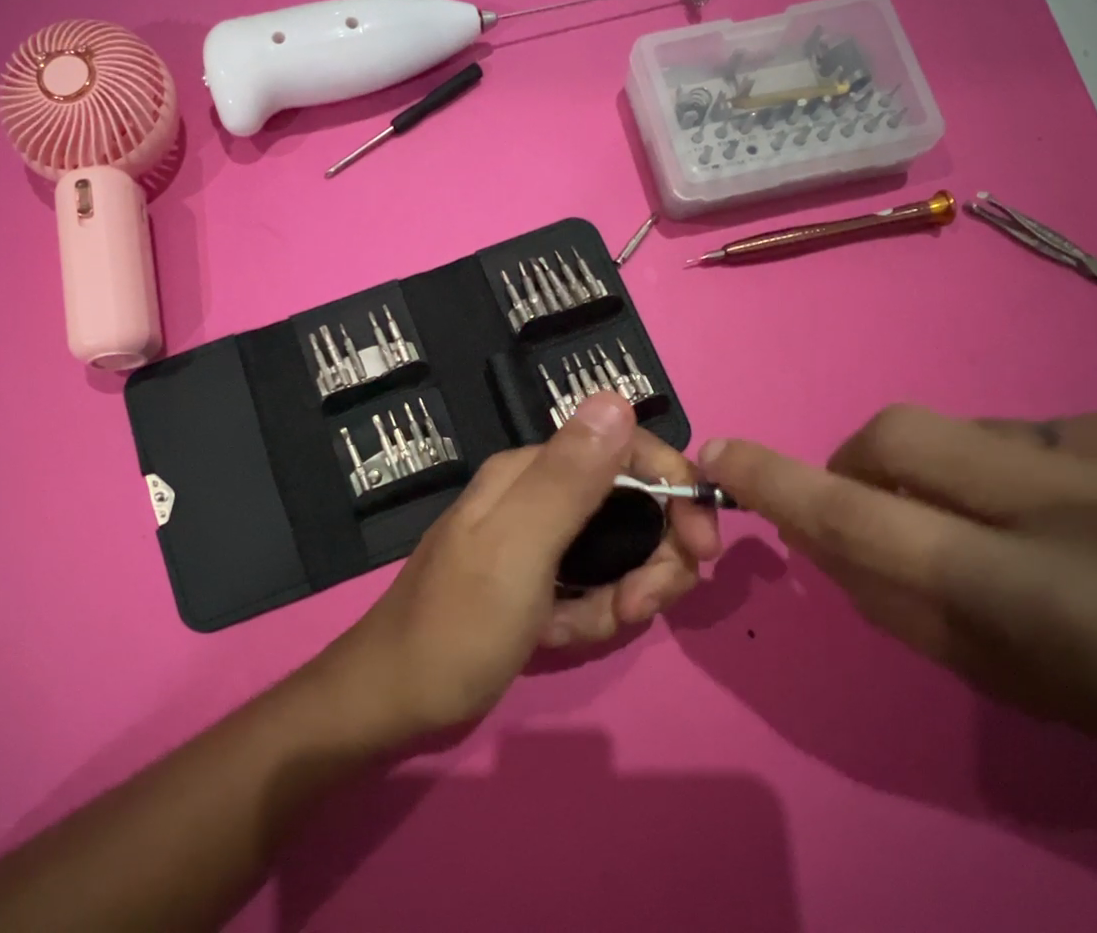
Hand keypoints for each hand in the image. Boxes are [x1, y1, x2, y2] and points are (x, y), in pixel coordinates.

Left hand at [331, 392, 719, 738]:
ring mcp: (535, 541)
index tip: (702, 548)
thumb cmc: (456, 627)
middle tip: (639, 606)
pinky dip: (592, 615)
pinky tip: (560, 636)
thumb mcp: (516, 550)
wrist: (395, 698)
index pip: (628, 451)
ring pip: (619, 551)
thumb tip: (616, 397)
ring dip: (623, 595)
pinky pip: (592, 587)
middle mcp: (535, 496)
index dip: (676, 491)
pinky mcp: (535, 583)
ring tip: (588, 628)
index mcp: (529, 474)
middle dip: (653, 558)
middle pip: (632, 504)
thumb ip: (568, 478)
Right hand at [700, 404, 1096, 825]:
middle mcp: (1079, 504)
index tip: (722, 454)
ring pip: (978, 429)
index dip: (777, 481)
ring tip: (1041, 520)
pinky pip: (1054, 425)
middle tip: (887, 497)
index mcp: (1034, 596)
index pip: (860, 517)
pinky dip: (1046, 465)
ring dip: (969, 471)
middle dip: (862, 457)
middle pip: (901, 431)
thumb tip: (820, 532)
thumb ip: (901, 604)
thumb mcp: (1018, 684)